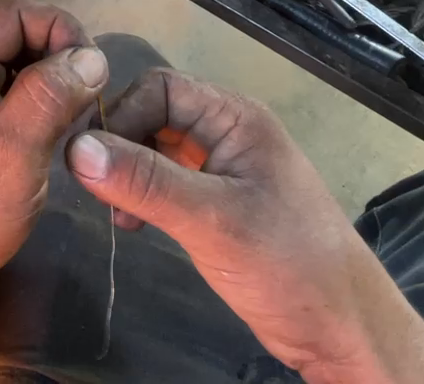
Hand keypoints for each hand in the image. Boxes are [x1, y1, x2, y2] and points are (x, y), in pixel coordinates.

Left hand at [0, 0, 109, 296]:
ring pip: (18, 61)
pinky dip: (38, 102)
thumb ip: (52, 94)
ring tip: (74, 126)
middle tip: (88, 106)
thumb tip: (93, 54)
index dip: (63, 30)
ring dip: (53, 83)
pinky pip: (9, 89)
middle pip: (18, 31)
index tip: (93, 76)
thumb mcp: (15, 150)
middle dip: (60, 58)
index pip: (18, 11)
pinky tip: (53, 135)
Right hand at [66, 68, 423, 383]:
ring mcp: (224, 165)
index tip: (94, 160)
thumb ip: (144, 181)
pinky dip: (144, 194)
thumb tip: (74, 149)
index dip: (122, 116)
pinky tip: (135, 223)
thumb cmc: (288, 265)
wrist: (349, 336)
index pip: (159, 88)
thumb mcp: (211, 220)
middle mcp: (227, 131)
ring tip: (117, 212)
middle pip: (154, 113)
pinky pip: (167, 177)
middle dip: (121, 146)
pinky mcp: (219, 199)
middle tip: (98, 188)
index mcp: (235, 117)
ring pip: (156, 146)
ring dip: (129, 173)